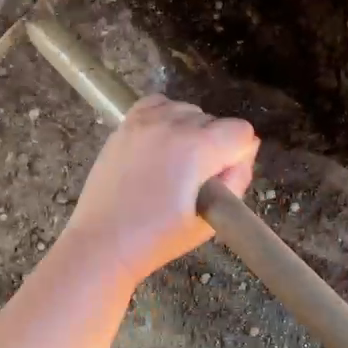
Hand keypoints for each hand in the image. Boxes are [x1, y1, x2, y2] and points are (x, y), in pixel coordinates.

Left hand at [62, 95, 258, 284]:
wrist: (104, 242)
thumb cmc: (156, 239)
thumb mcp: (208, 220)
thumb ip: (236, 182)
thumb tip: (243, 155)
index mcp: (198, 148)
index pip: (242, 132)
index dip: (238, 157)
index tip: (219, 181)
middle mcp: (172, 124)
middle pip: (214, 121)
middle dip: (213, 147)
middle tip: (192, 182)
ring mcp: (145, 122)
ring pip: (187, 111)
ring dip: (189, 133)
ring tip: (173, 166)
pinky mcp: (124, 126)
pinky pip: (157, 105)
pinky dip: (164, 119)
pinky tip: (159, 146)